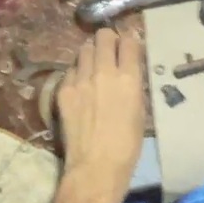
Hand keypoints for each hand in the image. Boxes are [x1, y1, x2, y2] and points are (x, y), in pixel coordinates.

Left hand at [55, 28, 145, 190]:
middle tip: (109, 50)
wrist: (96, 165)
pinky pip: (70, 70)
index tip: (128, 46)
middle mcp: (103, 72)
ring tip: (93, 66)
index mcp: (129, 78)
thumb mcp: (140, 111)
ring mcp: (80, 79)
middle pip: (102, 37)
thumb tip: (129, 71)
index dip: (129, 41)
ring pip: (83, 49)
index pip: (129, 42)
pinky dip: (77, 72)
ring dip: (91, 53)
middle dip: (108, 39)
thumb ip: (134, 85)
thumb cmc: (127, 145)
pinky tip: (80, 85)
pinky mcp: (63, 89)